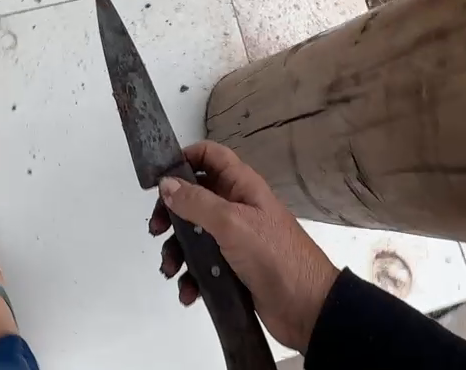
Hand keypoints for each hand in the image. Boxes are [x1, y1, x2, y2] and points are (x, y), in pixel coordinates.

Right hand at [148, 140, 338, 351]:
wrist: (309, 310)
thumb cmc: (273, 255)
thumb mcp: (231, 223)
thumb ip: (196, 202)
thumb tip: (166, 183)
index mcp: (240, 185)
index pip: (209, 156)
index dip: (184, 159)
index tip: (160, 177)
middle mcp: (236, 206)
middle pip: (193, 196)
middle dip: (172, 213)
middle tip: (156, 229)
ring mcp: (234, 238)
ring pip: (194, 234)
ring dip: (177, 250)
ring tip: (170, 270)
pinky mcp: (232, 268)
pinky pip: (202, 265)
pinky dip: (191, 277)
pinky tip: (188, 292)